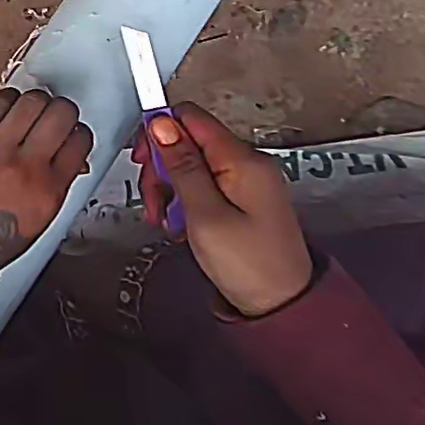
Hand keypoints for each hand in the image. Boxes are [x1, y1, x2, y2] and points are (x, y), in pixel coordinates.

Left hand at [0, 89, 93, 269]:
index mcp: (49, 189)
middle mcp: (26, 165)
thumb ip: (55, 185)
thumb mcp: (39, 220)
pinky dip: (6, 100)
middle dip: (61, 110)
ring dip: (35, 101)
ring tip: (29, 109)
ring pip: (31, 101)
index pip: (79, 141)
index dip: (77, 131)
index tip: (70, 130)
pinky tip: (6, 107)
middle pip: (61, 113)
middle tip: (52, 114)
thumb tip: (64, 159)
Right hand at [135, 103, 310, 316]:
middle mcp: (245, 163)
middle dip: (160, 165)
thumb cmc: (248, 264)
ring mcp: (243, 180)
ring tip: (166, 219)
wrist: (283, 306)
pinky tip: (180, 223)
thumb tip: (162, 124)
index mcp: (241, 160)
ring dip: (168, 187)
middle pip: (186, 141)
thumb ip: (181, 165)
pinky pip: (200, 183)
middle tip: (153, 198)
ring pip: (188, 163)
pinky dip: (182, 199)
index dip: (159, 129)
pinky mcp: (239, 197)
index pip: (190, 117)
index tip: (141, 156)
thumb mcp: (204, 213)